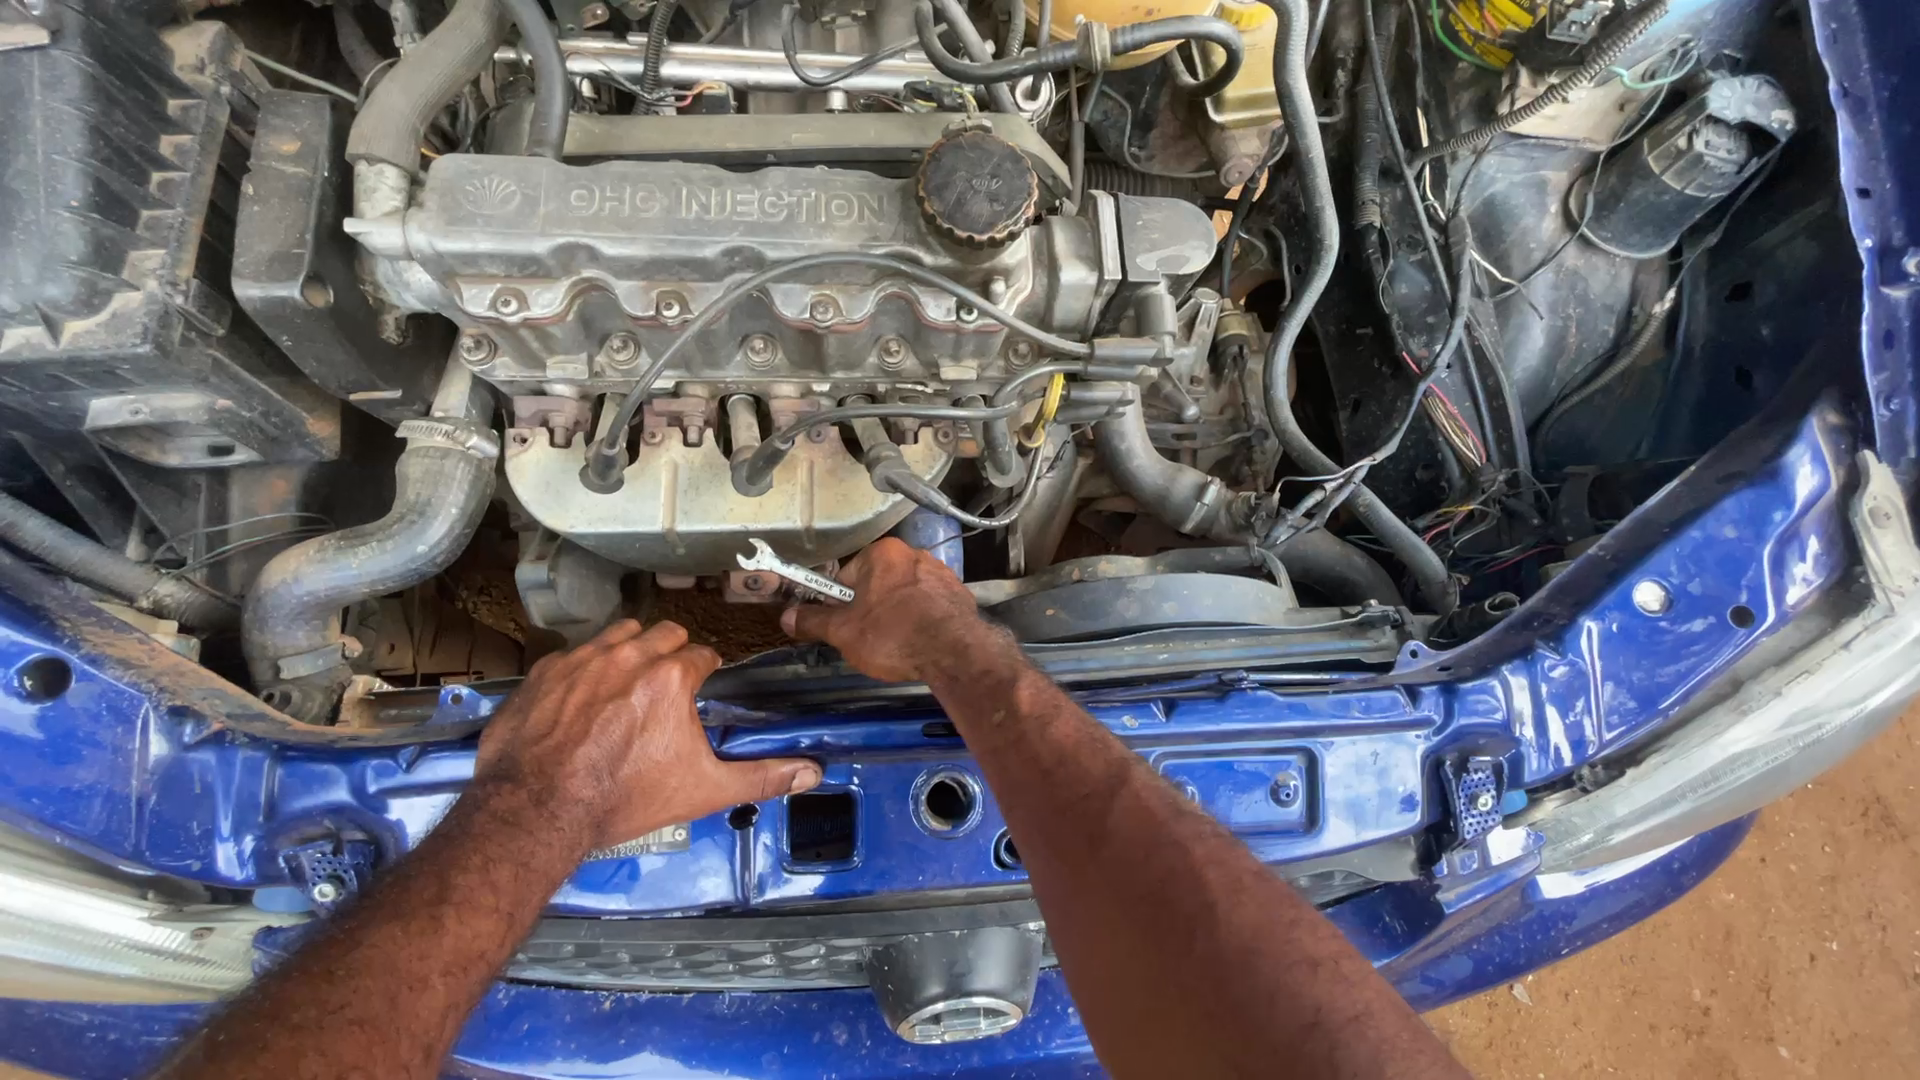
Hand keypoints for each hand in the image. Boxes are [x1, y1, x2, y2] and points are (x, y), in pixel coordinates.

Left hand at [472, 619, 820, 849]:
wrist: (534, 813)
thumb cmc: (625, 798)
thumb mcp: (704, 790)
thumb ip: (762, 777)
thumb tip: (813, 772)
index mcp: (670, 677)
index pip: (702, 654)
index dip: (705, 671)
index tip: (700, 688)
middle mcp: (628, 655)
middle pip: (664, 632)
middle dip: (672, 651)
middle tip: (667, 685)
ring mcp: (581, 659)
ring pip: (620, 632)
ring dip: (631, 649)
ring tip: (627, 682)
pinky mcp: (543, 671)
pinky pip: (575, 651)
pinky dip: (585, 666)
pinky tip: (582, 697)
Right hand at [780, 538, 994, 682]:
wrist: (953, 653)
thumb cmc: (892, 635)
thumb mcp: (843, 631)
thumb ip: (814, 621)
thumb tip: (788, 617)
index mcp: (883, 553)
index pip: (846, 575)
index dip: (839, 604)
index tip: (840, 626)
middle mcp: (914, 554)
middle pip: (877, 584)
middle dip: (869, 609)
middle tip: (866, 639)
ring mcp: (941, 574)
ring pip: (904, 596)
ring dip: (896, 615)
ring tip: (895, 645)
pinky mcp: (959, 595)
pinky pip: (929, 606)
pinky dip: (921, 621)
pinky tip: (919, 643)